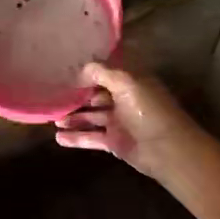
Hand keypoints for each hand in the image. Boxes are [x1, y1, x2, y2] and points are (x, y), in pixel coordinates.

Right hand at [53, 62, 197, 178]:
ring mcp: (119, 122)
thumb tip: (83, 69)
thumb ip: (103, 73)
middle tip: (54, 96)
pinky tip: (58, 137)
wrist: (166, 149)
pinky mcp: (114, 142)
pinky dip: (76, 138)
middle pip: (96, 95)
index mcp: (131, 82)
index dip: (90, 71)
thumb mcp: (126, 83)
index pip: (107, 72)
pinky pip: (91, 137)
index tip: (67, 69)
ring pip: (91, 117)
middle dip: (77, 96)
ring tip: (52, 118)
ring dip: (73, 118)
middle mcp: (124, 100)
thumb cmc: (148, 111)